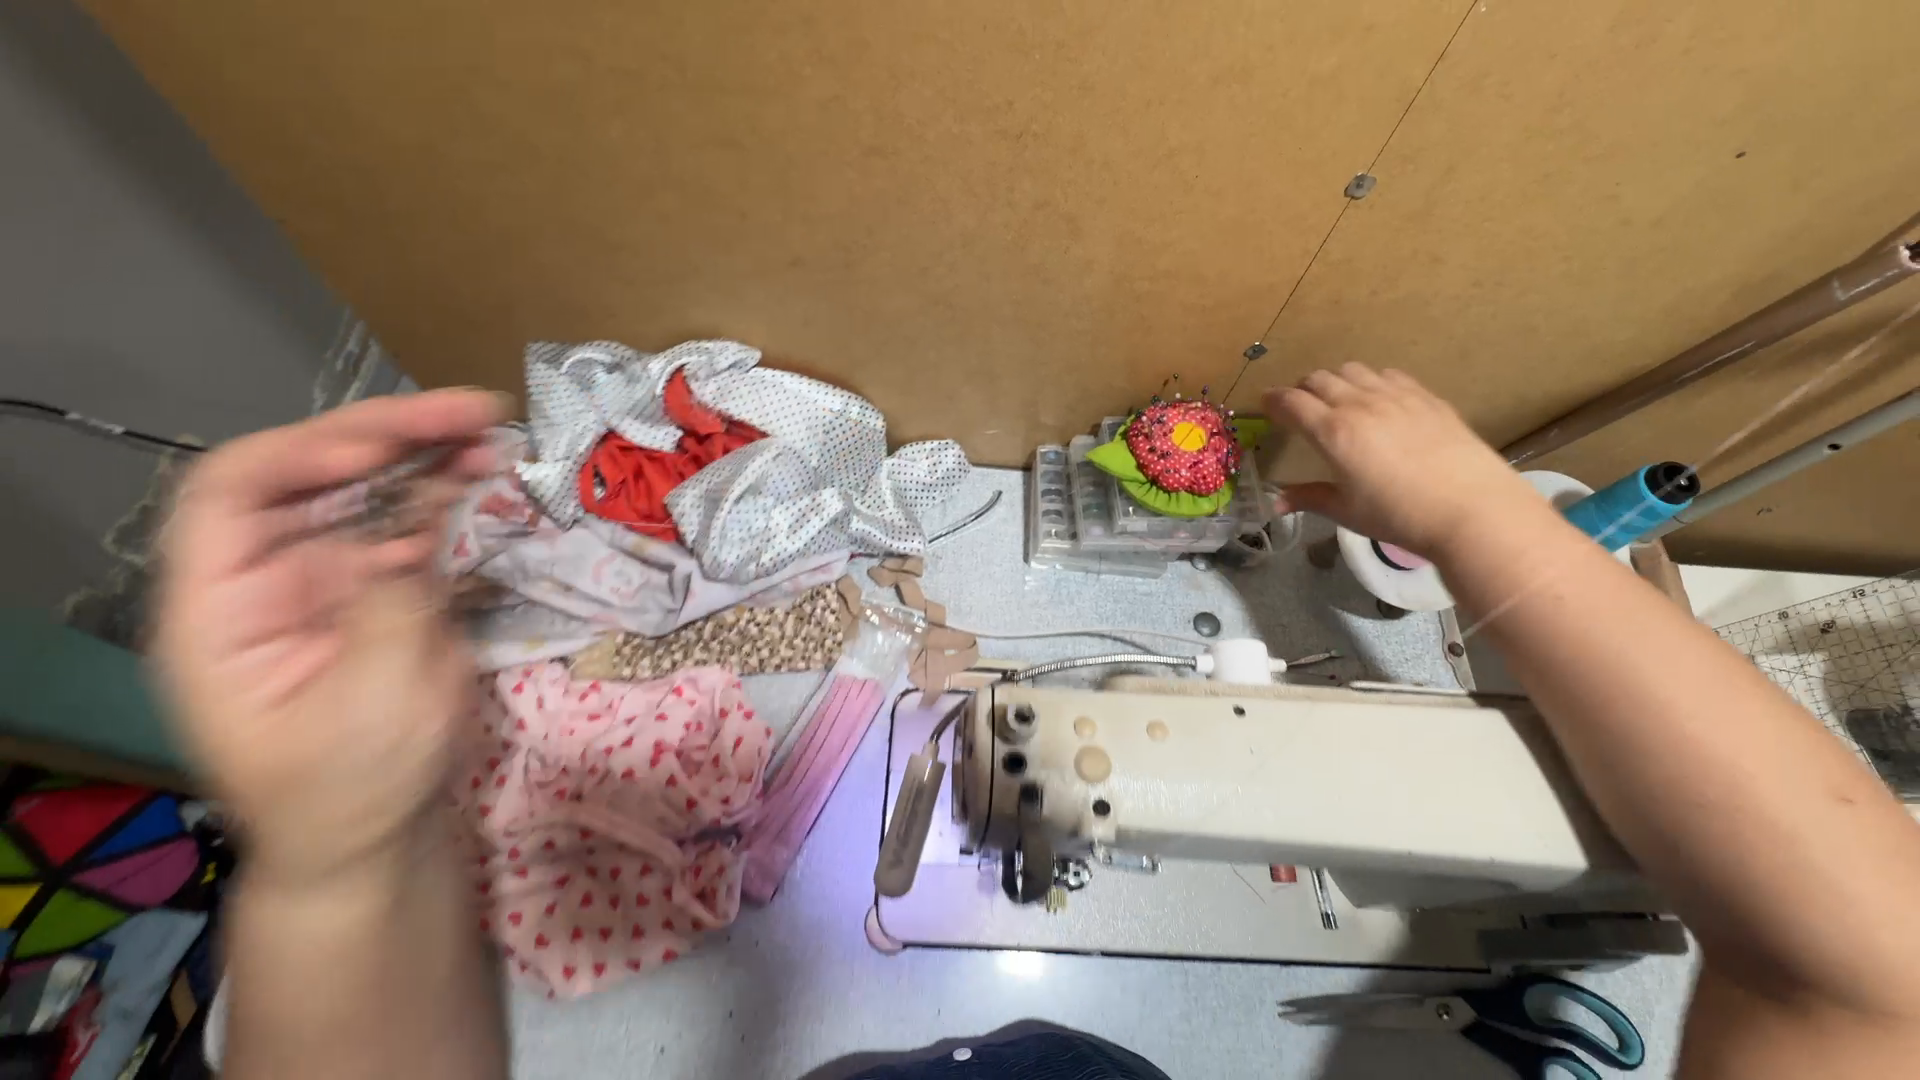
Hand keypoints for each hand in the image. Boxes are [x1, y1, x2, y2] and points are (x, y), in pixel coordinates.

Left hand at [154, 392, 503, 885]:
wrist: (373, 833)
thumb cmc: (352, 786)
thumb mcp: (373, 705)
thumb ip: (387, 610)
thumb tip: (410, 527)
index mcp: (223, 608)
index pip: (234, 494)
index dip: (307, 453)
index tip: (392, 445)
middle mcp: (268, 577)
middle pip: (309, 476)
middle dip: (388, 435)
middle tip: (471, 414)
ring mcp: (327, 580)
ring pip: (366, 492)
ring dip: (426, 456)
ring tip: (490, 436)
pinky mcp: (378, 591)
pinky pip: (409, 527)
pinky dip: (448, 498)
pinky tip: (485, 480)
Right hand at [1262, 364, 1547, 557]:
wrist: (1472, 509)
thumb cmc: (1399, 516)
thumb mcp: (1346, 511)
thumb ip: (1309, 498)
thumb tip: (1276, 504)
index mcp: (1333, 432)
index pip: (1291, 403)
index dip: (1273, 401)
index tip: (1265, 405)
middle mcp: (1360, 404)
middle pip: (1319, 379)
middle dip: (1302, 389)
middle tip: (1299, 408)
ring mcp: (1396, 396)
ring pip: (1353, 370)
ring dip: (1336, 381)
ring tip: (1337, 400)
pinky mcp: (1426, 397)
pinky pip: (1388, 374)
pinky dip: (1371, 381)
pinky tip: (1377, 400)